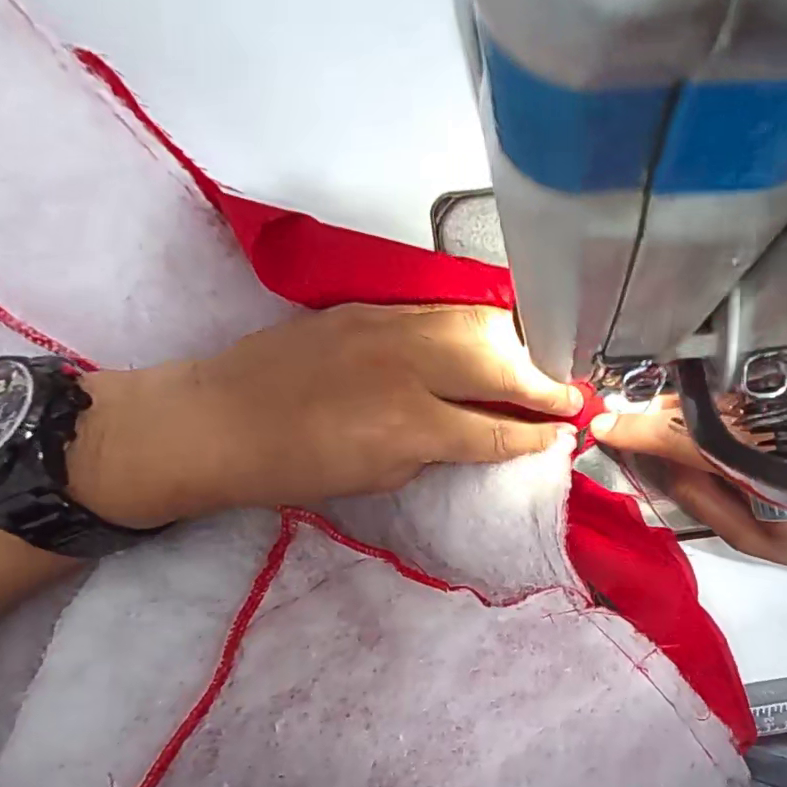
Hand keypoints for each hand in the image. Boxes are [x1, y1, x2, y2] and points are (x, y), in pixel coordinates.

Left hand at [68, 304, 582, 526]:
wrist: (216, 419)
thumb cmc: (298, 467)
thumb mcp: (381, 477)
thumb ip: (439, 450)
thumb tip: (483, 432)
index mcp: (409, 427)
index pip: (495, 430)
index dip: (535, 434)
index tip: (563, 432)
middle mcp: (407, 369)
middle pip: (499, 367)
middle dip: (543, 384)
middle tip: (570, 394)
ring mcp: (387, 328)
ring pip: (475, 325)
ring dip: (516, 346)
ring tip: (537, 363)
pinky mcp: (369, 308)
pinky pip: (441, 311)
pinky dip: (475, 327)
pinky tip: (489, 339)